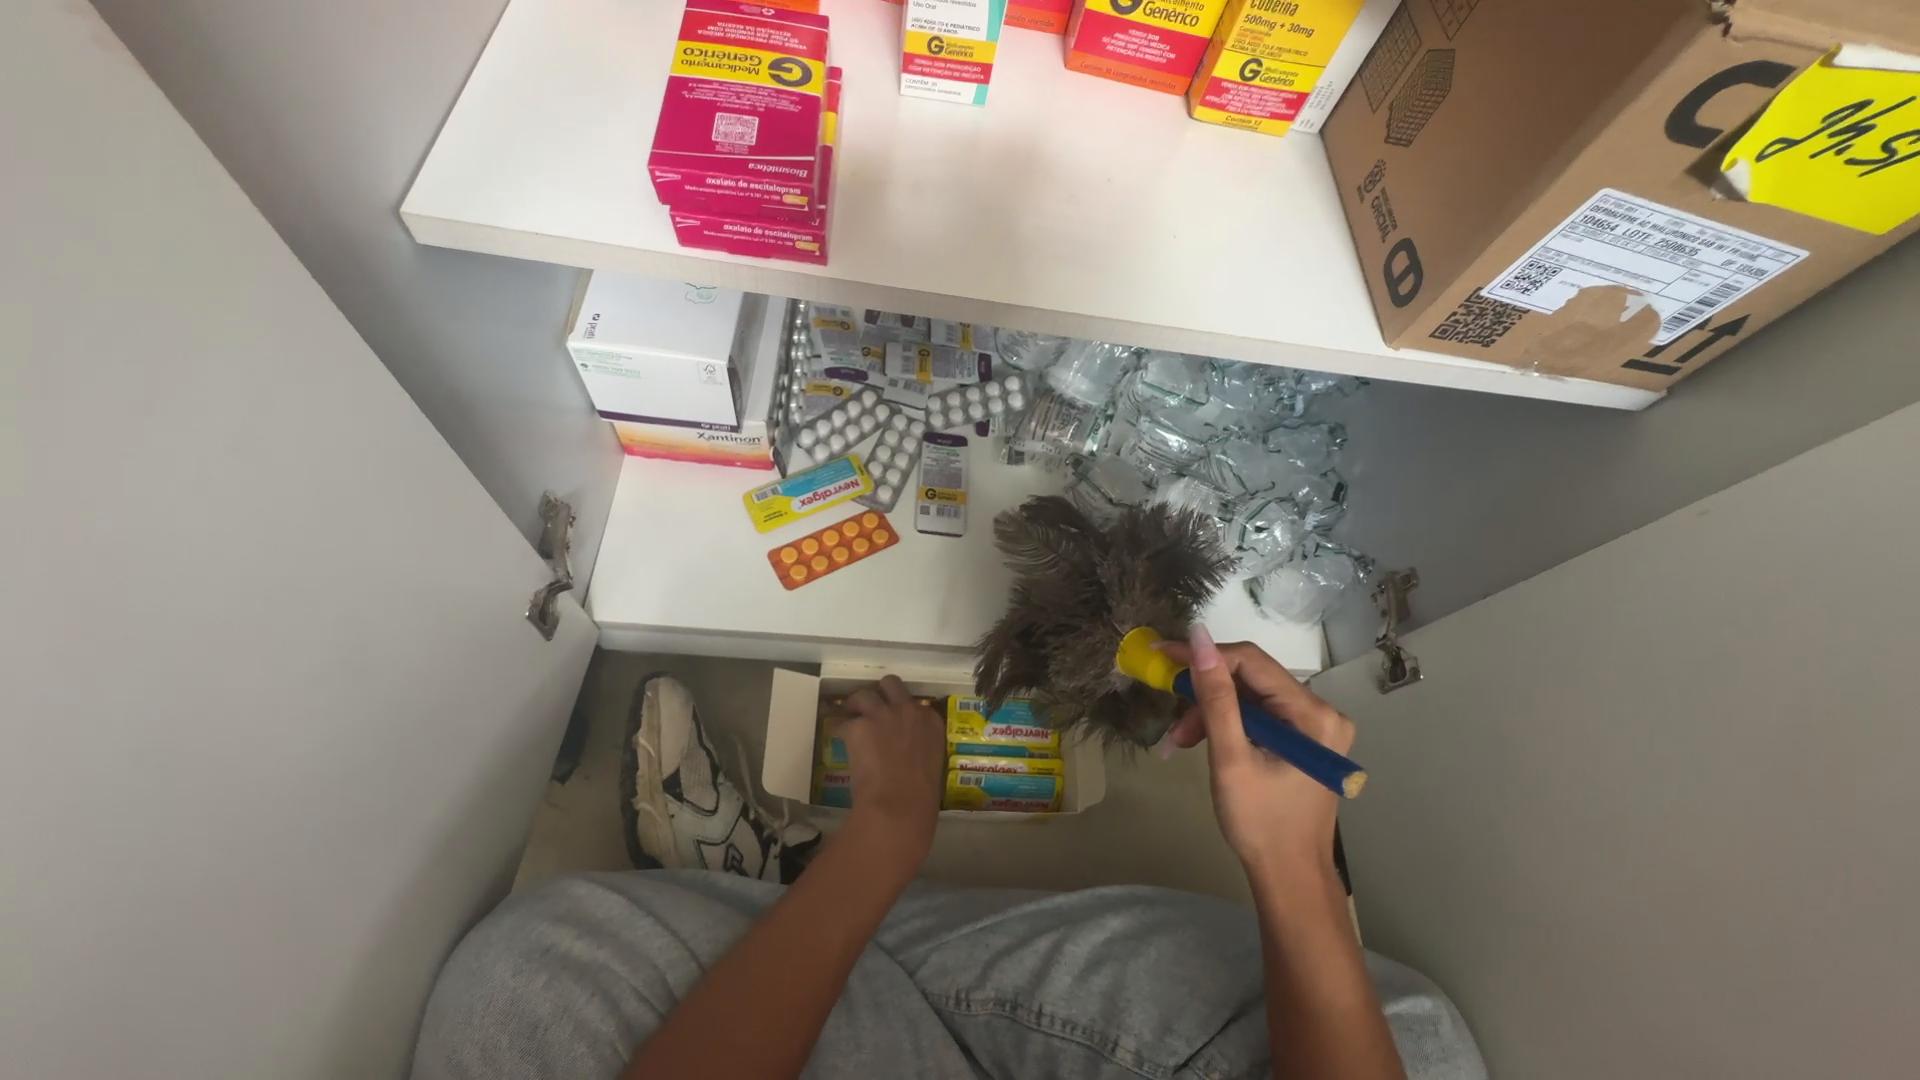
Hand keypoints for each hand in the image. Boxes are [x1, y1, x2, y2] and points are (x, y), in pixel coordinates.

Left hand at [837, 676, 945, 868]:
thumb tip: (907, 753)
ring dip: (856, 705)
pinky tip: (839, 741)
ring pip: (864, 694)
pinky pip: (843, 723)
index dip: (902, 711)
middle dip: (880, 692)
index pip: (915, 704)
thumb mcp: (932, 764)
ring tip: (850, 717)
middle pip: (891, 684)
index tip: (895, 722)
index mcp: (931, 721)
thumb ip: (921, 748)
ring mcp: (882, 714)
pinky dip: (840, 731)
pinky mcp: (858, 725)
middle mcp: (908, 710)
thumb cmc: (922, 796)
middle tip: (871, 707)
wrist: (900, 805)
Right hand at [1158, 624, 1354, 881]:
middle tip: (1172, 718)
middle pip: (1251, 678)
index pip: (1252, 661)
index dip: (1205, 655)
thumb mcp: (1230, 758)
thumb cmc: (1260, 823)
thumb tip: (1198, 638)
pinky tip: (1202, 743)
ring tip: (1181, 742)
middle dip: (1205, 694)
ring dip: (1211, 713)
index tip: (1161, 656)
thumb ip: (1215, 697)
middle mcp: (1322, 712)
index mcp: (1313, 715)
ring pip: (1250, 697)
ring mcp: (1315, 727)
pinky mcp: (1303, 739)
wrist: (1289, 876)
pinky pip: (1258, 714)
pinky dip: (1227, 725)